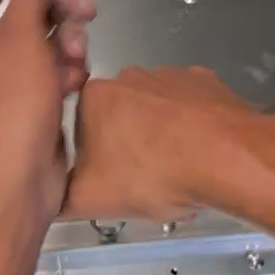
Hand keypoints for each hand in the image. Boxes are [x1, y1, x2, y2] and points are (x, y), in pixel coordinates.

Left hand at [0, 0, 95, 226]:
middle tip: (88, 11)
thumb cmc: (14, 104)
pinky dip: (68, 73)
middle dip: (59, 11)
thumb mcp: (21, 39)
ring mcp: (14, 83)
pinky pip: (56, 75)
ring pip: (47, 45)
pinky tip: (76, 85)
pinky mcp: (35, 105)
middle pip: (28, 15)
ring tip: (77, 60)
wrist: (18, 175)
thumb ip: (28, 0)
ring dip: (68, 45)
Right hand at [64, 66, 266, 222]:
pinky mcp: (206, 81)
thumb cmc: (153, 174)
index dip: (91, 156)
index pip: (79, 125)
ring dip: (160, 135)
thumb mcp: (90, 200)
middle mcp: (129, 75)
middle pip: (118, 116)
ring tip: (177, 171)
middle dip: (126, 145)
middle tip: (141, 180)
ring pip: (156, 111)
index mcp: (94, 96)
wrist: (226, 158)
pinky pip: (191, 107)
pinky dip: (193, 127)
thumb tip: (48, 197)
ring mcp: (170, 75)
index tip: (108, 178)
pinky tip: (202, 155)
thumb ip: (59, 197)